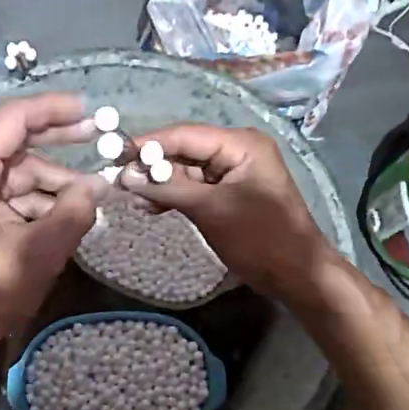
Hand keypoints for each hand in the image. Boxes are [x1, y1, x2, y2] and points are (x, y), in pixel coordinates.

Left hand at [0, 93, 101, 359]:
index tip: (90, 112)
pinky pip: (12, 199)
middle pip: (16, 146)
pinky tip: (68, 217)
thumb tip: (100, 185)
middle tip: (100, 138)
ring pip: (19, 177)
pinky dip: (40, 205)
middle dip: (59, 145)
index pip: (12, 120)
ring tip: (92, 198)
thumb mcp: (41, 250)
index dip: (53, 110)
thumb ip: (74, 211)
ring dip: (55, 185)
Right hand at [118, 125, 335, 297]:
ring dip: (160, 184)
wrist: (295, 273)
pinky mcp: (229, 195)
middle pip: (185, 151)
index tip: (113, 155)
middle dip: (152, 166)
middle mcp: (237, 151)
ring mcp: (234, 174)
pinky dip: (174, 197)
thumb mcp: (210, 210)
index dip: (148, 145)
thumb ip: (168, 189)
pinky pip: (196, 189)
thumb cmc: (259, 238)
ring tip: (131, 198)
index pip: (185, 135)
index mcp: (241, 144)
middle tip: (117, 181)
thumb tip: (126, 177)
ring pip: (187, 172)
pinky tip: (151, 207)